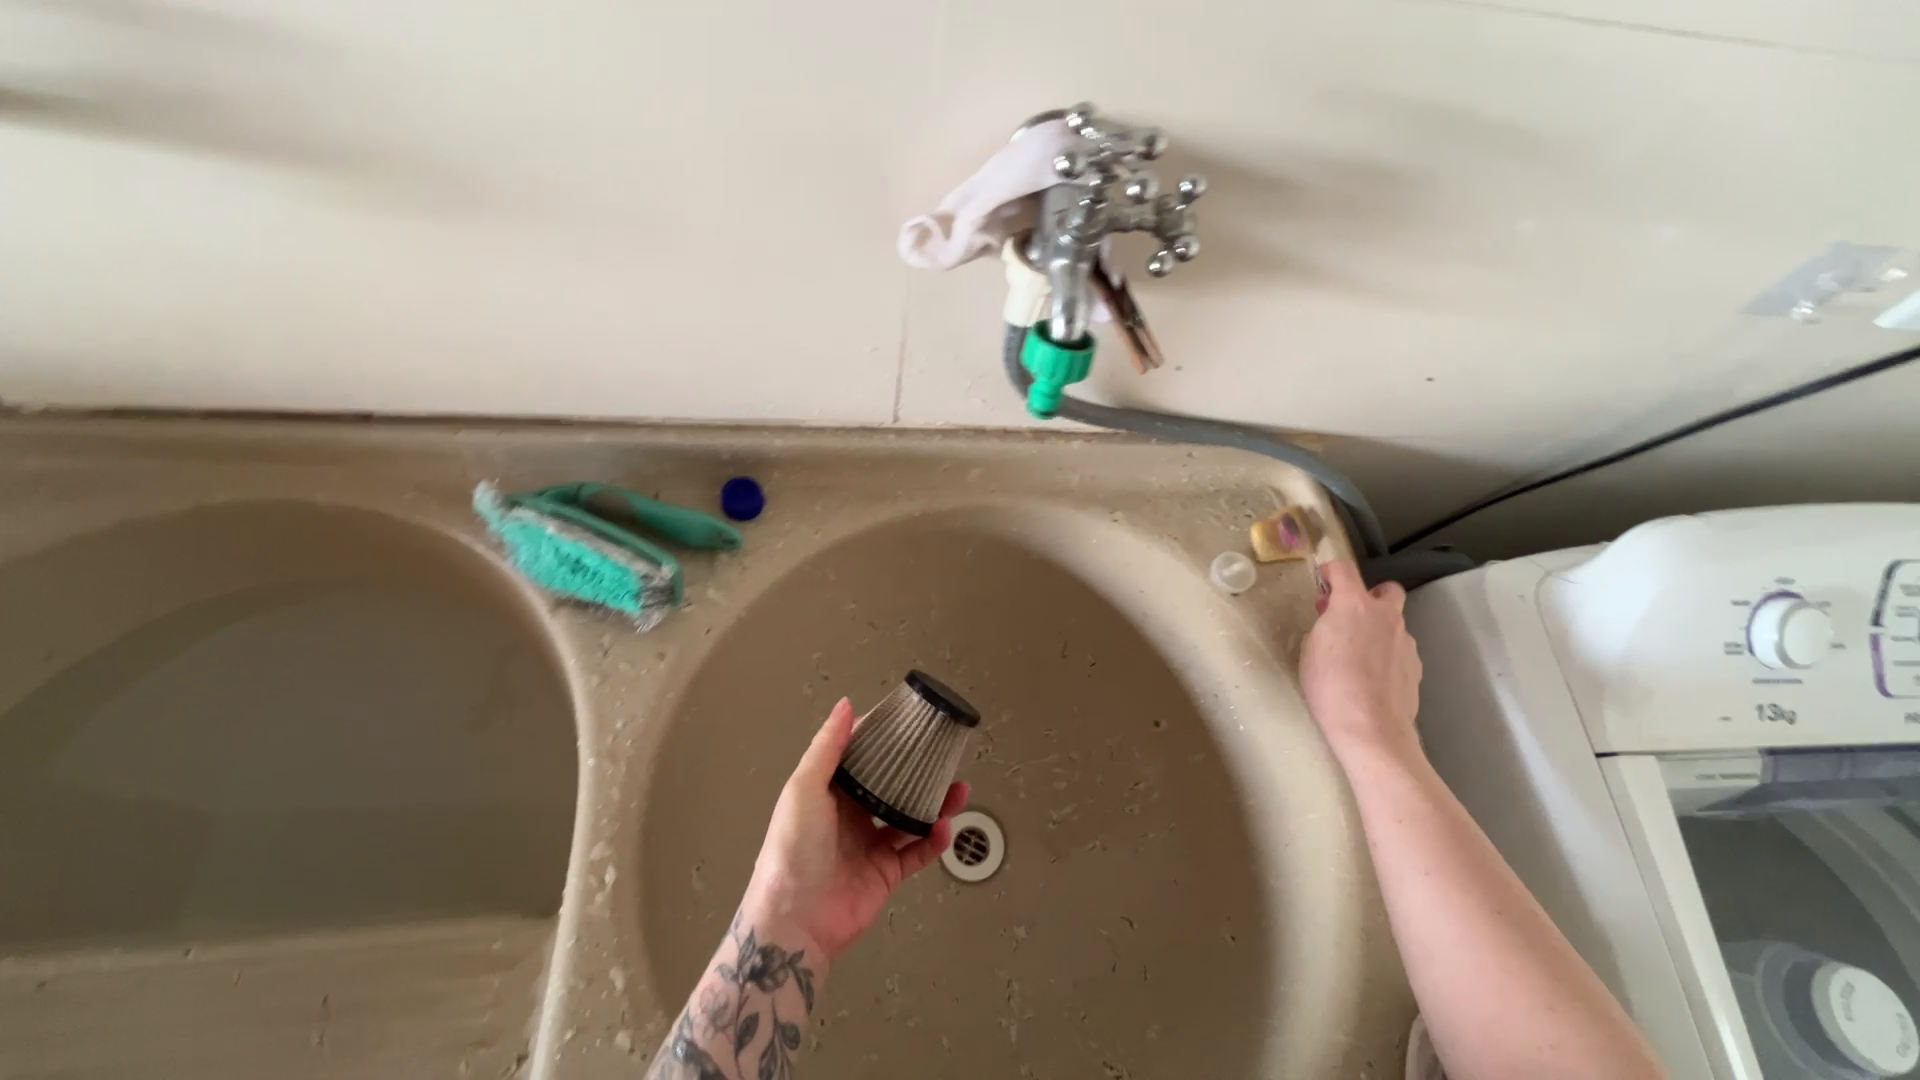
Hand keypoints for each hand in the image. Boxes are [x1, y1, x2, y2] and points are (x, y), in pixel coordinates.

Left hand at [741, 698, 968, 963]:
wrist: (795, 922)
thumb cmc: (793, 849)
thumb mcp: (804, 789)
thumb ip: (828, 747)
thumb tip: (846, 705)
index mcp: (827, 792)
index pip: (858, 757)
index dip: (880, 738)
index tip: (908, 721)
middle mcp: (849, 815)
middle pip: (890, 786)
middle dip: (916, 772)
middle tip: (943, 755)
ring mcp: (869, 845)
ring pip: (909, 817)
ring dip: (934, 804)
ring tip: (958, 789)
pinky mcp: (886, 874)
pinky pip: (916, 853)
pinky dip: (933, 840)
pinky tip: (945, 827)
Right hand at [1299, 560, 1423, 761]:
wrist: (1370, 727)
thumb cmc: (1329, 686)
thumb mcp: (1310, 651)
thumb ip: (1324, 628)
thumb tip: (1334, 625)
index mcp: (1353, 605)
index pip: (1344, 570)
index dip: (1331, 571)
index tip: (1323, 579)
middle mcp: (1385, 615)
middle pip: (1386, 589)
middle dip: (1369, 596)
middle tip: (1348, 616)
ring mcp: (1405, 640)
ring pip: (1394, 623)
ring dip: (1377, 629)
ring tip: (1358, 655)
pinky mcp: (1415, 665)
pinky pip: (1399, 649)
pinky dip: (1387, 654)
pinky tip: (1372, 676)